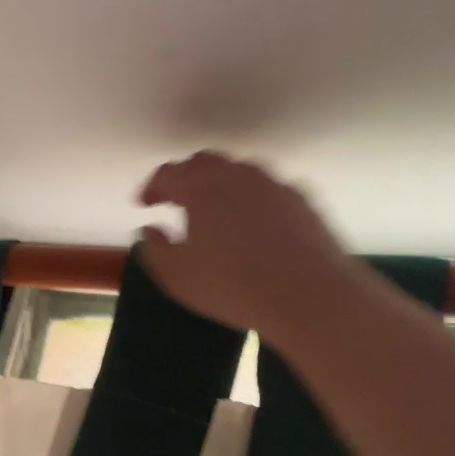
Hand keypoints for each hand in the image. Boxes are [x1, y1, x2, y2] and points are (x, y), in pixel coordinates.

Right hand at [136, 152, 358, 334]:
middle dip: (185, 176)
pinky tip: (251, 222)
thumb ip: (154, 248)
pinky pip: (268, 188)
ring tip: (214, 209)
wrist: (311, 295)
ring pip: (240, 170)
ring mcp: (274, 184)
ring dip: (220, 183)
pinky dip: (251, 197)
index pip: (167, 173)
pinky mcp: (302, 200)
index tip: (143, 204)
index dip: (151, 187)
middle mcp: (237, 176)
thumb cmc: (232, 286)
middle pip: (205, 160)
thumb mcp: (176, 276)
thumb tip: (150, 229)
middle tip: (176, 199)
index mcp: (200, 189)